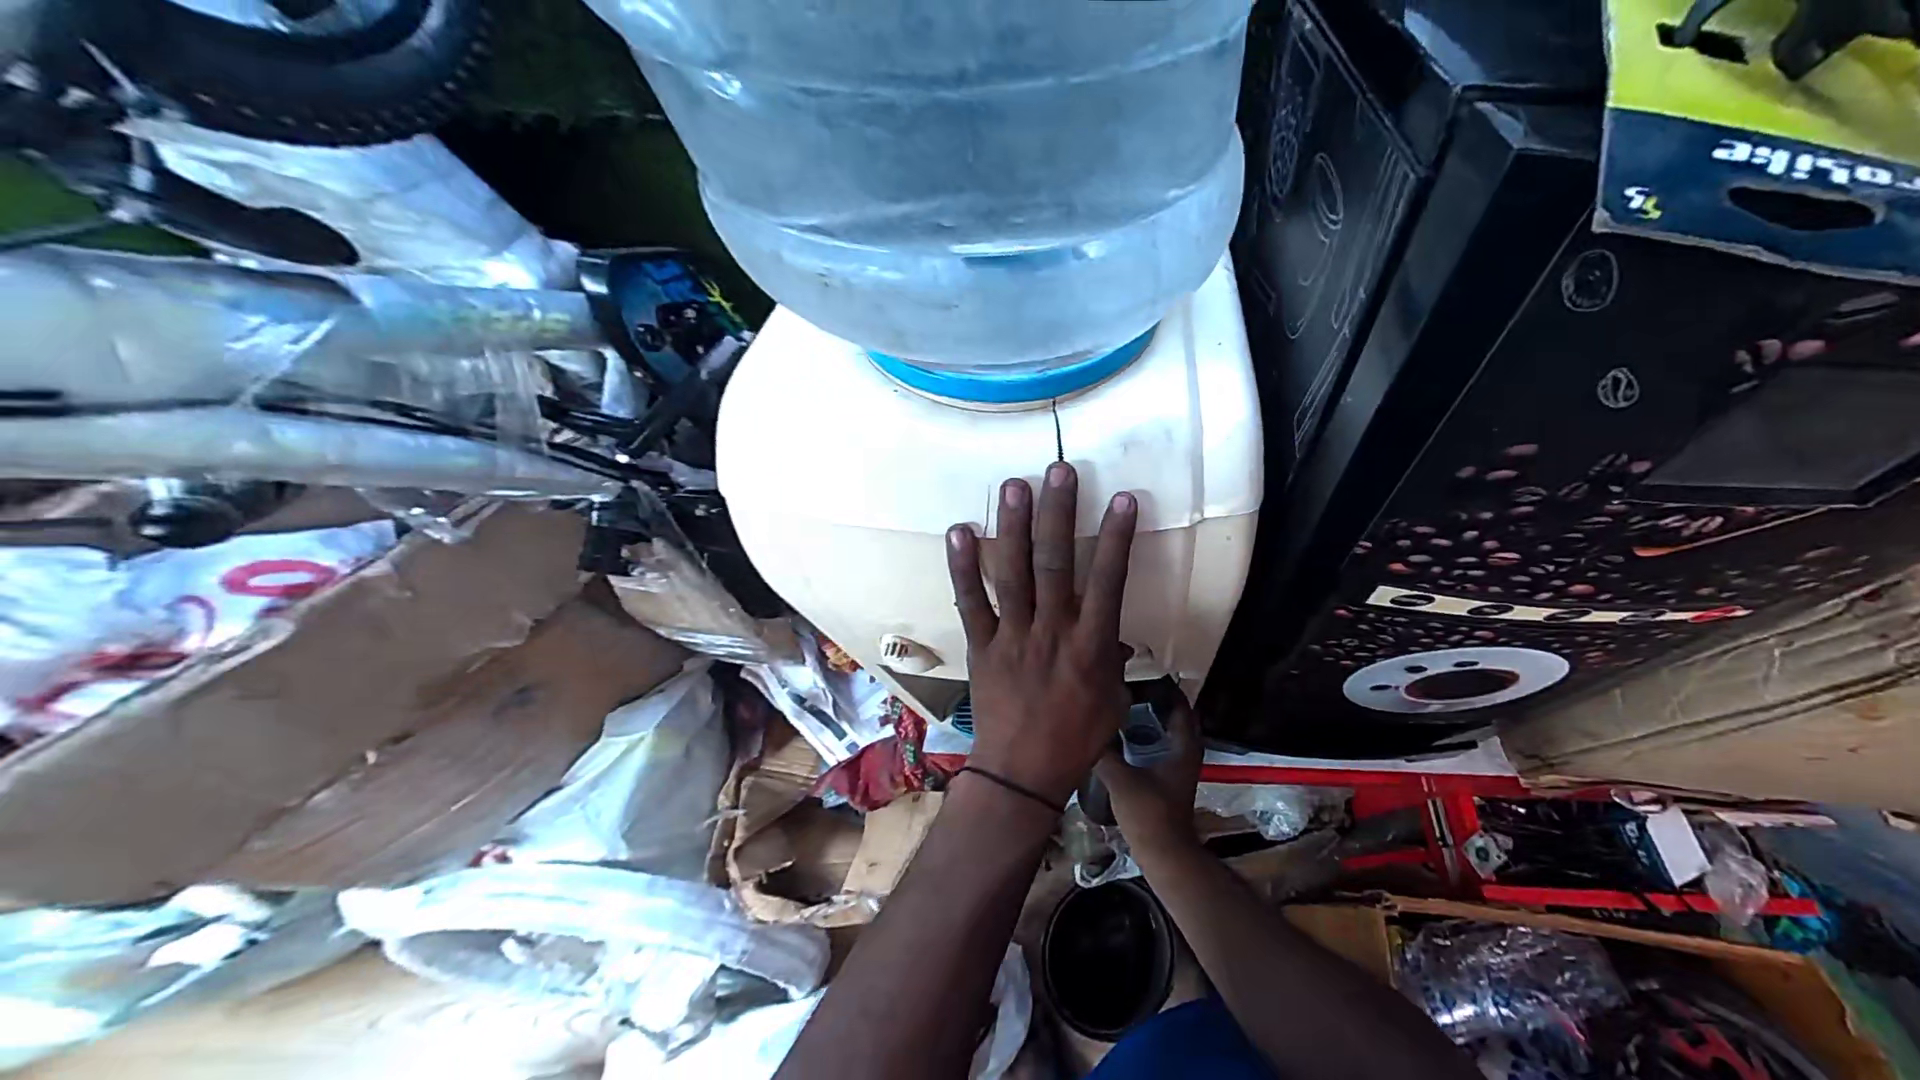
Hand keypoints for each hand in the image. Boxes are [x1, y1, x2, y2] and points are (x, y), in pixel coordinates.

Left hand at [946, 461, 1137, 804]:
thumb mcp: (1112, 700)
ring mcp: (1013, 635)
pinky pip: (971, 601)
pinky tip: (960, 531)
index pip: (1110, 580)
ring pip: (1015, 573)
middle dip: (1060, 514)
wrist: (1022, 771)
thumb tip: (1113, 636)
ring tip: (1015, 485)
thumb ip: (1111, 660)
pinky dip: (963, 567)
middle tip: (1059, 471)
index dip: (1117, 537)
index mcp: (1090, 645)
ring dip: (1015, 526)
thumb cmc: (1075, 738)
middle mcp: (1052, 630)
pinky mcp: (982, 645)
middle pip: (1057, 563)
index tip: (1123, 499)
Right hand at [1095, 688, 1203, 856]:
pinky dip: (1143, 735)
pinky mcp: (1167, 777)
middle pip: (1172, 715)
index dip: (1162, 687)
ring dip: (1146, 718)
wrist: (1164, 853)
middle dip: (1151, 700)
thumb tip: (1085, 726)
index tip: (1138, 674)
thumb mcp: (1121, 779)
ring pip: (1164, 731)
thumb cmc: (1149, 813)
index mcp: (1183, 746)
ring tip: (1118, 705)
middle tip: (1124, 686)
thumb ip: (1104, 752)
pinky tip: (1120, 735)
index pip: (1179, 704)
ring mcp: (1177, 765)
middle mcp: (1185, 751)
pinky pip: (1157, 745)